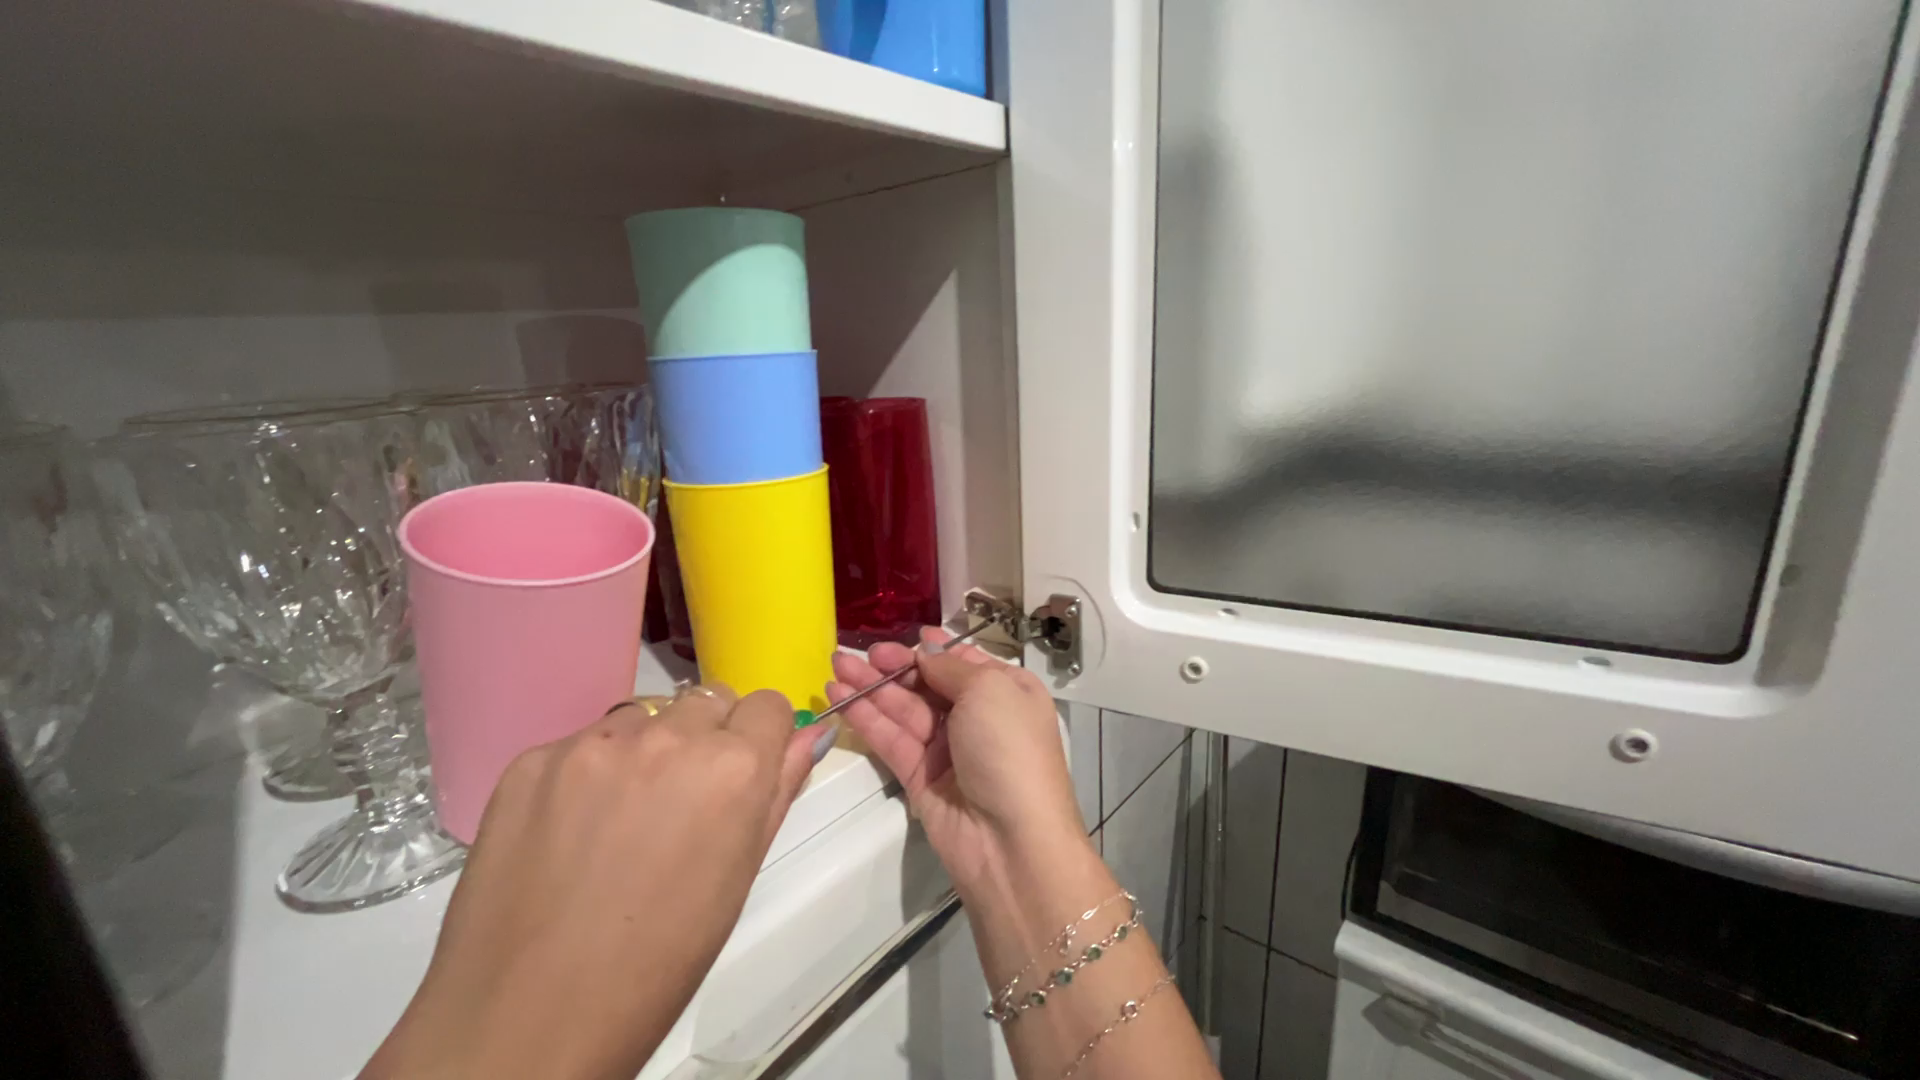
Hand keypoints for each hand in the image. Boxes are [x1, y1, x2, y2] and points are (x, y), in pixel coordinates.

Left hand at [361, 685, 834, 1079]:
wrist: (529, 1016)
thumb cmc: (661, 960)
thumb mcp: (739, 875)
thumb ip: (777, 791)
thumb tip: (807, 738)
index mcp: (733, 768)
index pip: (768, 704)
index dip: (762, 736)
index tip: (746, 769)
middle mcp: (669, 738)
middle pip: (708, 701)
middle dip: (707, 738)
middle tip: (683, 800)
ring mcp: (593, 744)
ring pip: (643, 717)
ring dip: (646, 749)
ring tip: (620, 818)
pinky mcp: (533, 759)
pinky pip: (580, 744)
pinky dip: (588, 773)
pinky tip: (570, 831)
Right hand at [828, 627, 1089, 894]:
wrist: (1010, 841)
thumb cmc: (1010, 750)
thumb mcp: (989, 690)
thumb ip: (950, 668)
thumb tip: (925, 652)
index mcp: (1007, 691)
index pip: (963, 662)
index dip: (931, 650)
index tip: (901, 638)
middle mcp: (979, 717)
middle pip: (928, 683)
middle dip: (893, 666)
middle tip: (856, 653)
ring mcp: (948, 749)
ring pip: (903, 709)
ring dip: (870, 687)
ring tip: (835, 665)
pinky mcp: (920, 778)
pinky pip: (890, 739)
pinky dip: (865, 718)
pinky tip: (839, 696)